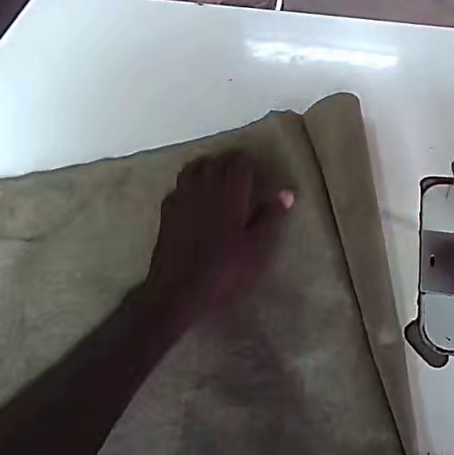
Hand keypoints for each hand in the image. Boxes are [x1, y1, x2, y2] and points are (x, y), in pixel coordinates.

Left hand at [140, 152, 293, 317]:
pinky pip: (177, 189)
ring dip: (206, 168)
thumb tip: (286, 193)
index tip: (258, 170)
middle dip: (229, 162)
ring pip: (193, 169)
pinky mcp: (166, 214)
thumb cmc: (225, 271)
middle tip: (241, 173)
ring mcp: (182, 200)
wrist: (180, 292)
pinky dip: (187, 187)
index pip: (240, 163)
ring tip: (216, 178)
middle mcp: (204, 189)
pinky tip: (192, 199)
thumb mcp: (258, 248)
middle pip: (216, 162)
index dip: (250, 163)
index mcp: (230, 194)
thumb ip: (272, 217)